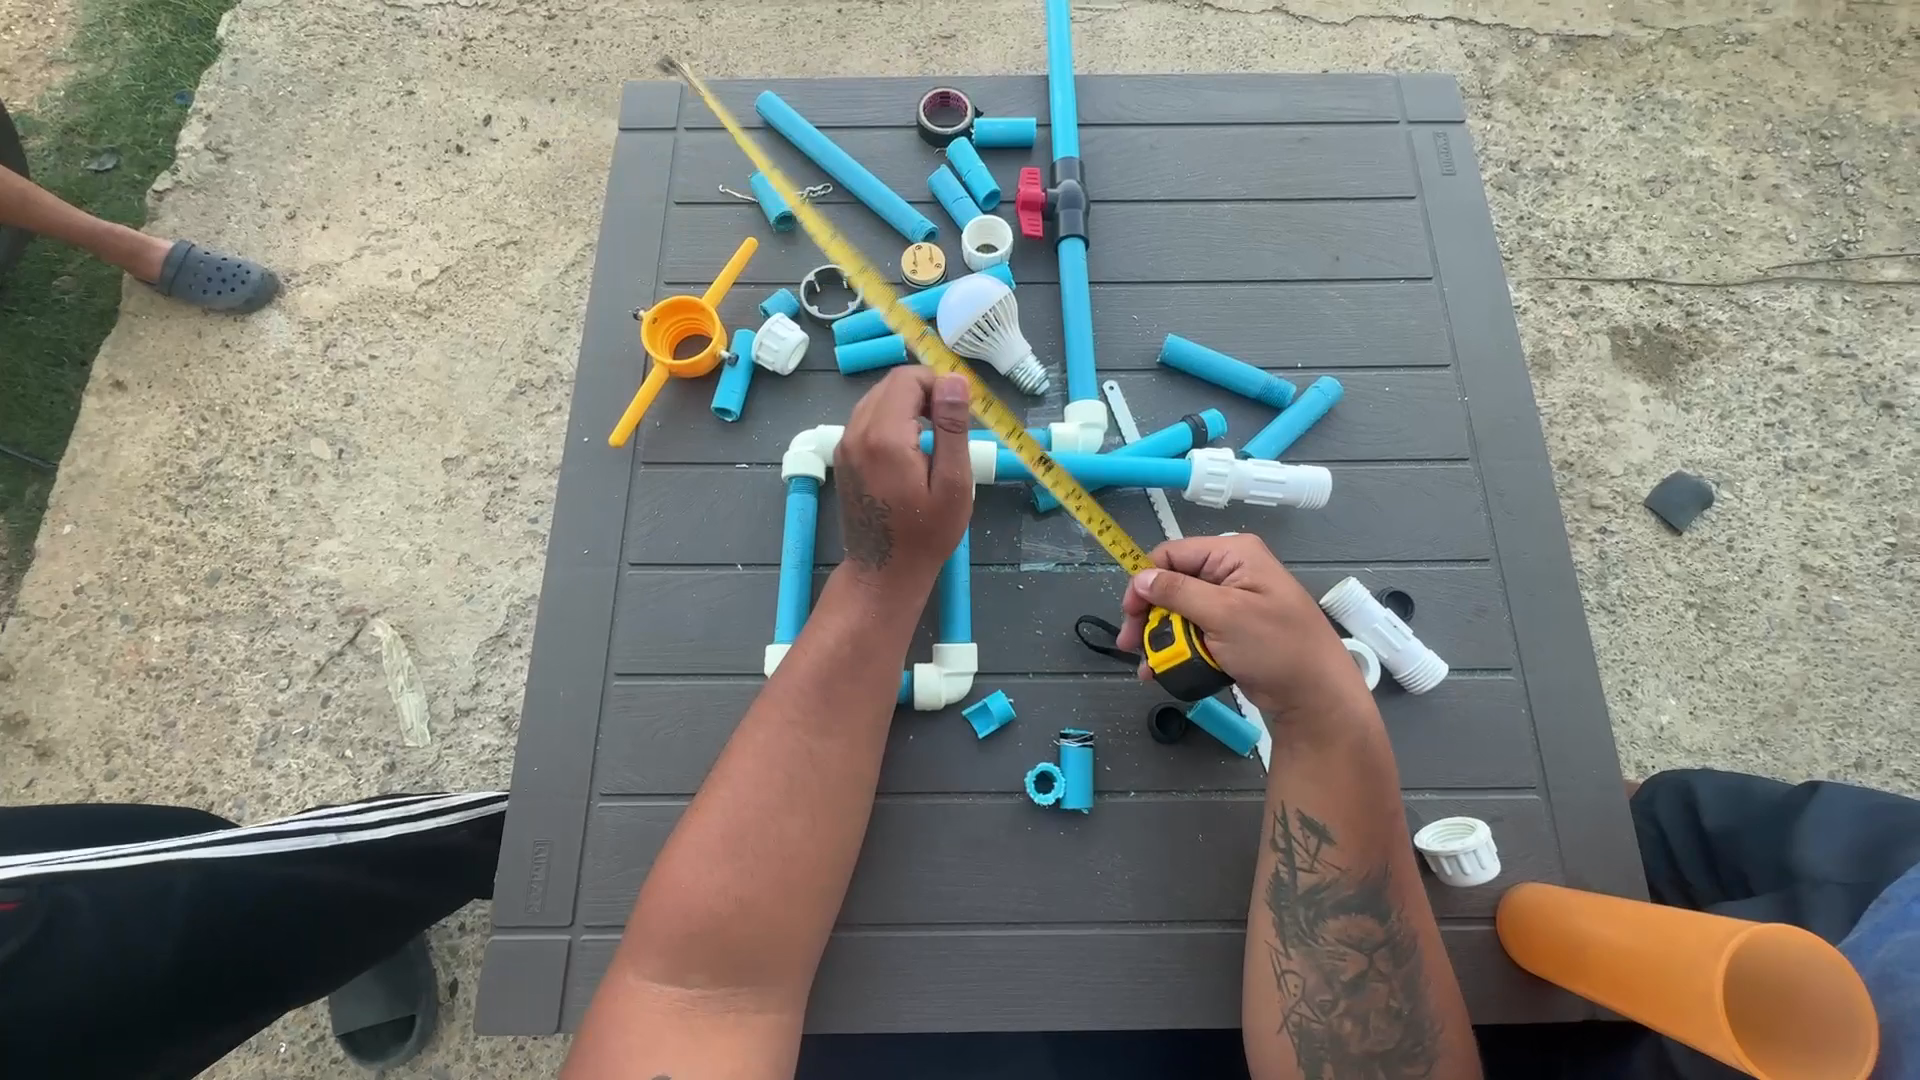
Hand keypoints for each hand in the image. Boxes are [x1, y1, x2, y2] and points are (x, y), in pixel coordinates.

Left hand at [833, 367, 973, 593]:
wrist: (884, 571)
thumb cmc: (926, 534)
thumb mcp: (953, 483)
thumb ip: (953, 427)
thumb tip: (954, 380)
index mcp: (884, 437)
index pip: (907, 379)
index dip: (937, 383)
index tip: (959, 409)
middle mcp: (856, 433)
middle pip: (890, 385)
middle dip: (923, 392)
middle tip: (950, 422)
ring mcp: (845, 445)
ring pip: (876, 399)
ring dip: (907, 405)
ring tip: (934, 436)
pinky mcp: (843, 457)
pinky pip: (867, 419)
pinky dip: (891, 420)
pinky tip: (911, 448)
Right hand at [1116, 535, 1369, 727]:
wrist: (1315, 697)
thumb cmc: (1276, 648)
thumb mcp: (1224, 615)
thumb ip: (1178, 592)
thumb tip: (1140, 579)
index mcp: (1233, 555)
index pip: (1172, 555)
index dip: (1146, 581)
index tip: (1130, 613)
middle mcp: (1230, 572)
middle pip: (1172, 584)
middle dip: (1149, 614)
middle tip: (1130, 644)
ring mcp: (1231, 602)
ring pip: (1179, 611)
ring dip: (1159, 637)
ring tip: (1147, 664)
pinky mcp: (1230, 630)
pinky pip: (1193, 632)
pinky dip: (1176, 648)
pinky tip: (1162, 668)